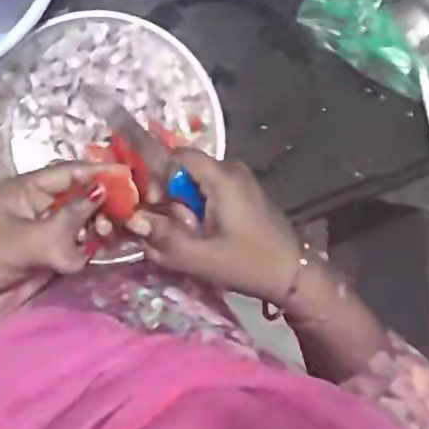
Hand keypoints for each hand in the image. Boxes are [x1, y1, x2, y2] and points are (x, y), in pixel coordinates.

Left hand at [0, 162, 113, 336]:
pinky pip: (79, 247)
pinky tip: (96, 251)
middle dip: (102, 201)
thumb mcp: (29, 237)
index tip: (128, 176)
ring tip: (105, 235)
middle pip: (82, 195)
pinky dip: (88, 249)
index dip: (99, 171)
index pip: (71, 172)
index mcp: (28, 190)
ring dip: (97, 226)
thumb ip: (70, 218)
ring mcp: (47, 232)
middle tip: (124, 212)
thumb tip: (102, 191)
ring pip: (84, 222)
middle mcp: (41, 206)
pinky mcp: (51, 258)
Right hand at [125, 150, 302, 302]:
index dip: (158, 175)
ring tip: (188, 234)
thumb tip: (134, 222)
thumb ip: (164, 239)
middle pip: (186, 169)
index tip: (154, 204)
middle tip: (170, 226)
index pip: (178, 155)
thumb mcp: (201, 258)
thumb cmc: (249, 263)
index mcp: (222, 177)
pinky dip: (200, 206)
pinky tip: (204, 233)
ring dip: (185, 204)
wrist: (294, 274)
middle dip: (171, 195)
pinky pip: (211, 188)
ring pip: (197, 180)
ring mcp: (240, 179)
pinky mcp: (244, 192)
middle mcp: (231, 169)